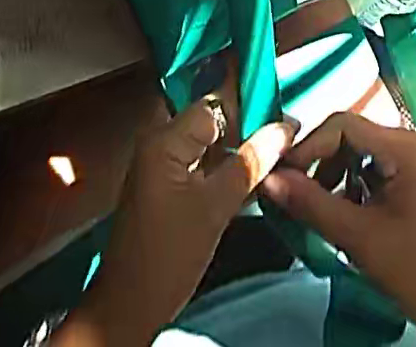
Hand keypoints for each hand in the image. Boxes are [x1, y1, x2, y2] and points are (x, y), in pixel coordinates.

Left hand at [56, 93, 297, 346]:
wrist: (128, 312)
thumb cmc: (168, 256)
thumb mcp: (215, 208)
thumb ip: (251, 163)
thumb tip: (286, 127)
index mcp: (164, 140)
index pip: (216, 105)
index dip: (252, 109)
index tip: (285, 121)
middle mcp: (161, 143)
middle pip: (215, 121)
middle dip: (250, 128)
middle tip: (287, 138)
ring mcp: (165, 164)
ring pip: (213, 143)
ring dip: (243, 149)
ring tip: (280, 154)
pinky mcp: (171, 185)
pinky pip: (206, 163)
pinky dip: (229, 167)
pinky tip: (258, 177)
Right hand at [259, 114, 415, 346]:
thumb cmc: (412, 268)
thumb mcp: (356, 235)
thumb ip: (310, 203)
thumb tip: (268, 180)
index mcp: (402, 147)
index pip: (343, 124)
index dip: (308, 146)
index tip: (281, 173)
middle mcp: (406, 141)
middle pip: (348, 132)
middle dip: (318, 159)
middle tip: (291, 188)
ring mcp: (408, 156)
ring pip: (354, 147)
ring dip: (330, 171)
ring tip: (315, 203)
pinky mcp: (406, 172)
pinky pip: (366, 163)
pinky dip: (346, 181)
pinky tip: (339, 208)